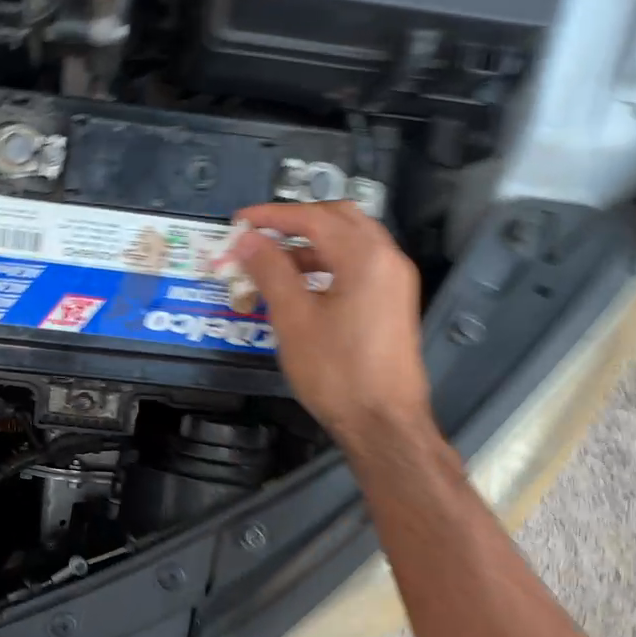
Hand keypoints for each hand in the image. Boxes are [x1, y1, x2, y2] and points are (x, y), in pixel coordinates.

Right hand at [233, 201, 431, 448]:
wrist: (382, 421)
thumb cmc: (335, 371)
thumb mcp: (293, 319)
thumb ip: (270, 272)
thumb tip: (247, 239)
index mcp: (365, 256)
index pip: (315, 218)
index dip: (273, 215)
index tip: (240, 221)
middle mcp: (387, 259)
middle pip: (339, 219)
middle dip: (297, 222)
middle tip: (259, 236)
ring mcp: (395, 281)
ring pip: (351, 242)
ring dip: (311, 245)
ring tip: (272, 264)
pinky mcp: (393, 303)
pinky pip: (359, 266)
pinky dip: (328, 264)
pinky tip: (301, 287)